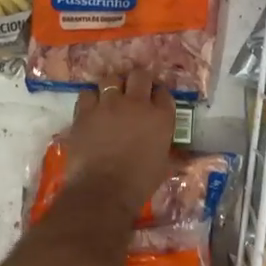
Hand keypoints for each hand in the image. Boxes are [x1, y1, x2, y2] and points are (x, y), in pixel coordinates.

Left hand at [61, 67, 175, 213]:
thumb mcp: (164, 166)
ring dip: (113, 87)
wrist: (103, 190)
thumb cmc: (139, 183)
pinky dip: (91, 99)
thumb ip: (170, 152)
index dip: (159, 96)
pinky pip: (87, 93)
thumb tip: (180, 155)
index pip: (164, 93)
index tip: (155, 103)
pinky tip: (92, 109)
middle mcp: (137, 103)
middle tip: (134, 92)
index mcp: (161, 117)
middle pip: (140, 75)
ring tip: (110, 98)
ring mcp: (109, 104)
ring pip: (111, 79)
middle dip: (138, 81)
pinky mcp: (85, 112)